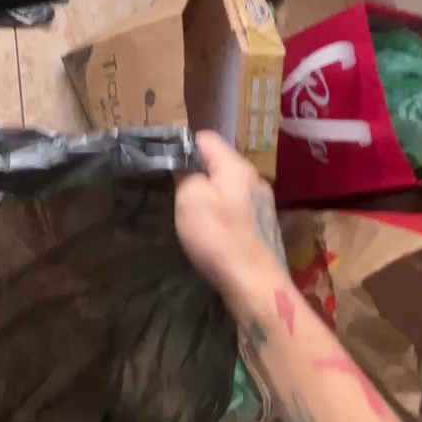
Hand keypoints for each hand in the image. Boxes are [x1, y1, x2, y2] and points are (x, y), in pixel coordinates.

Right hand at [174, 131, 293, 308]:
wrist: (254, 284)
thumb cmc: (219, 236)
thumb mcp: (190, 197)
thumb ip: (184, 172)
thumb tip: (183, 164)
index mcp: (237, 167)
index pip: (206, 137)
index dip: (181, 144)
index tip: (161, 160)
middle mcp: (254, 179)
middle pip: (217, 160)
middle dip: (193, 168)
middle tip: (169, 184)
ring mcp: (261, 203)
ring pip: (225, 183)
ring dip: (204, 189)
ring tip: (185, 205)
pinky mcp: (260, 224)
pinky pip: (233, 203)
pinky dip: (217, 207)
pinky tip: (206, 225)